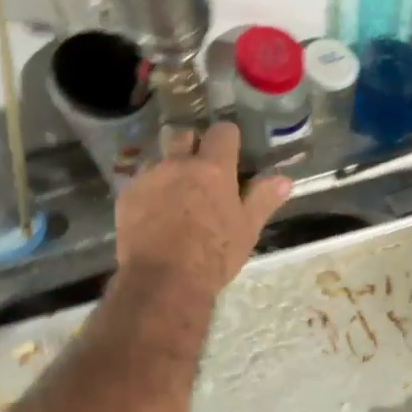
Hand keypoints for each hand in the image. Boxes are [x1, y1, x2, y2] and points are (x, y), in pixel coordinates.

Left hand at [114, 123, 291, 291]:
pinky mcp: (127, 195)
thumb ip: (263, 199)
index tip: (232, 153)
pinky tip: (156, 215)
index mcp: (213, 169)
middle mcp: (178, 163)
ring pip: (160, 159)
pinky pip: (140, 182)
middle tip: (202, 173)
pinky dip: (150, 192)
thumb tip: (284, 179)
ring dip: (170, 170)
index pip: (222, 132)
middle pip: (184, 135)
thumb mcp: (247, 230)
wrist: (164, 280)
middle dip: (194, 146)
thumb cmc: (214, 256)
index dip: (228, 139)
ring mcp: (149, 177)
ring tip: (176, 197)